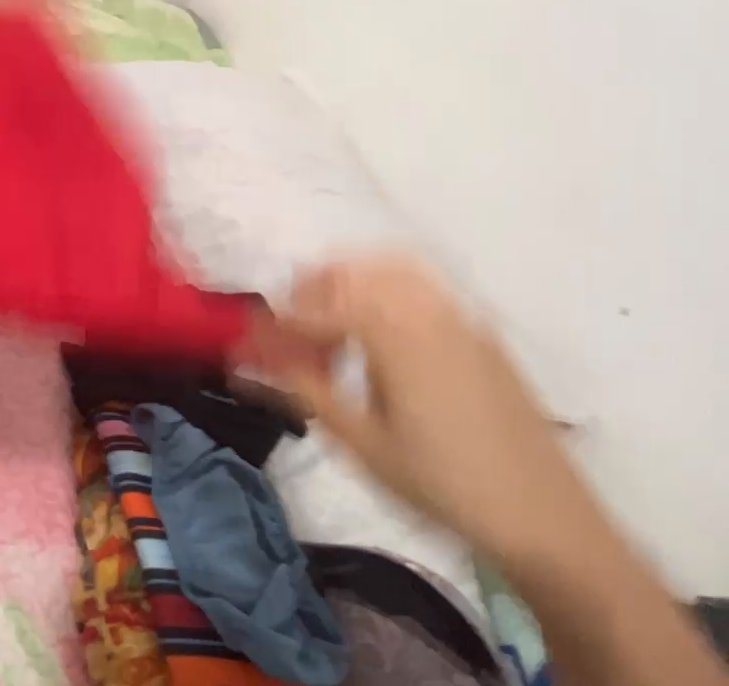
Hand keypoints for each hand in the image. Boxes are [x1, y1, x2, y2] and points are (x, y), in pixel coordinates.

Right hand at [251, 255, 599, 560]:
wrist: (548, 523)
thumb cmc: (440, 483)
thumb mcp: (358, 440)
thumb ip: (300, 387)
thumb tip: (245, 356)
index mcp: (396, 336)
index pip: (319, 306)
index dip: (279, 321)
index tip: (253, 342)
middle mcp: (431, 315)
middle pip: (357, 268)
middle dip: (313, 288)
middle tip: (290, 325)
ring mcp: (466, 324)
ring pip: (396, 272)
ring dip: (353, 285)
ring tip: (331, 325)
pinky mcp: (487, 341)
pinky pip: (428, 292)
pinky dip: (390, 296)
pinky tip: (380, 341)